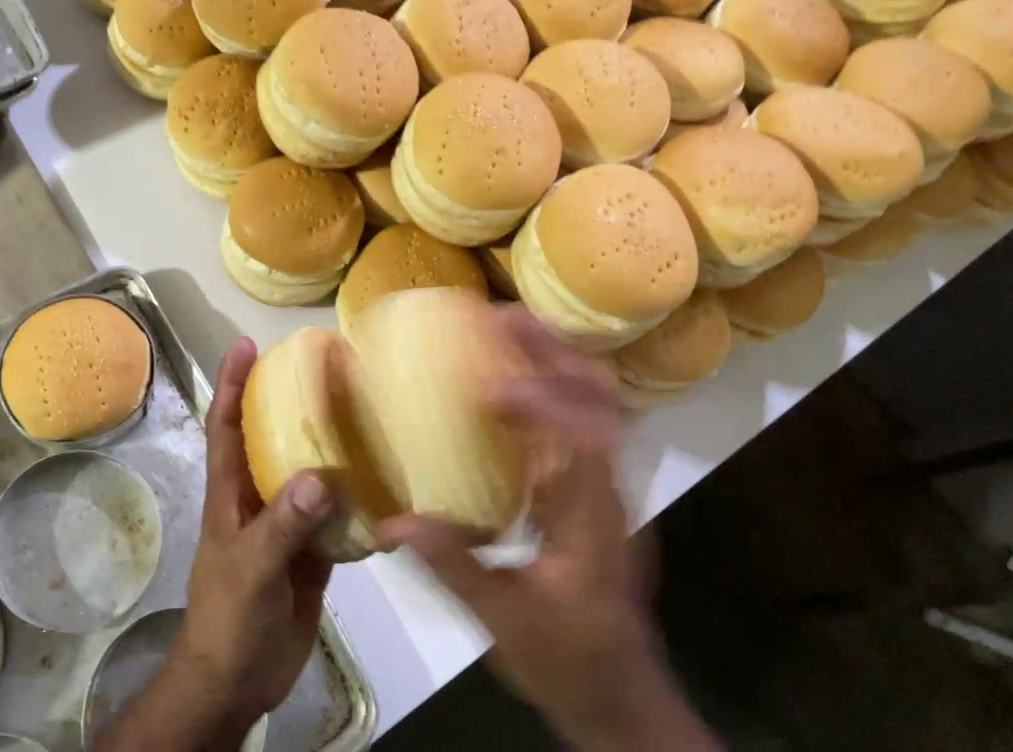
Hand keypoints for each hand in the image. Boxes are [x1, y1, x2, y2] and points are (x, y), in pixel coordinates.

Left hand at [97, 337, 335, 751]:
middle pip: (274, 440)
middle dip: (293, 404)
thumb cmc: (227, 618)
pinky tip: (389, 484)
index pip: (226, 427)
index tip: (246, 345)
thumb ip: (282, 526)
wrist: (237, 681)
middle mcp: (259, 500)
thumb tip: (320, 476)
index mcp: (231, 494)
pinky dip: (359, 502)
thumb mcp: (250, 568)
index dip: (231, 385)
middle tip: (330, 370)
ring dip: (334, 449)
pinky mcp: (314, 556)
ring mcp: (288, 527)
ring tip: (369, 414)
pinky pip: (338, 518)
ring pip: (311, 476)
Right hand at [380, 309, 720, 751]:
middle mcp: (612, 491)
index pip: (586, 443)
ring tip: (508, 328)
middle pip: (601, 401)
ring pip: (600, 403)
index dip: (542, 404)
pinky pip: (585, 421)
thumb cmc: (570, 662)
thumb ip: (451, 565)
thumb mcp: (505, 620)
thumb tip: (390, 520)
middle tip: (499, 316)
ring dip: (558, 358)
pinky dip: (555, 386)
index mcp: (596, 520)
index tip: (488, 387)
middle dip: (554, 351)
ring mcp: (612, 488)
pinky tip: (516, 380)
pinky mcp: (599, 492)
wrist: (623, 697)